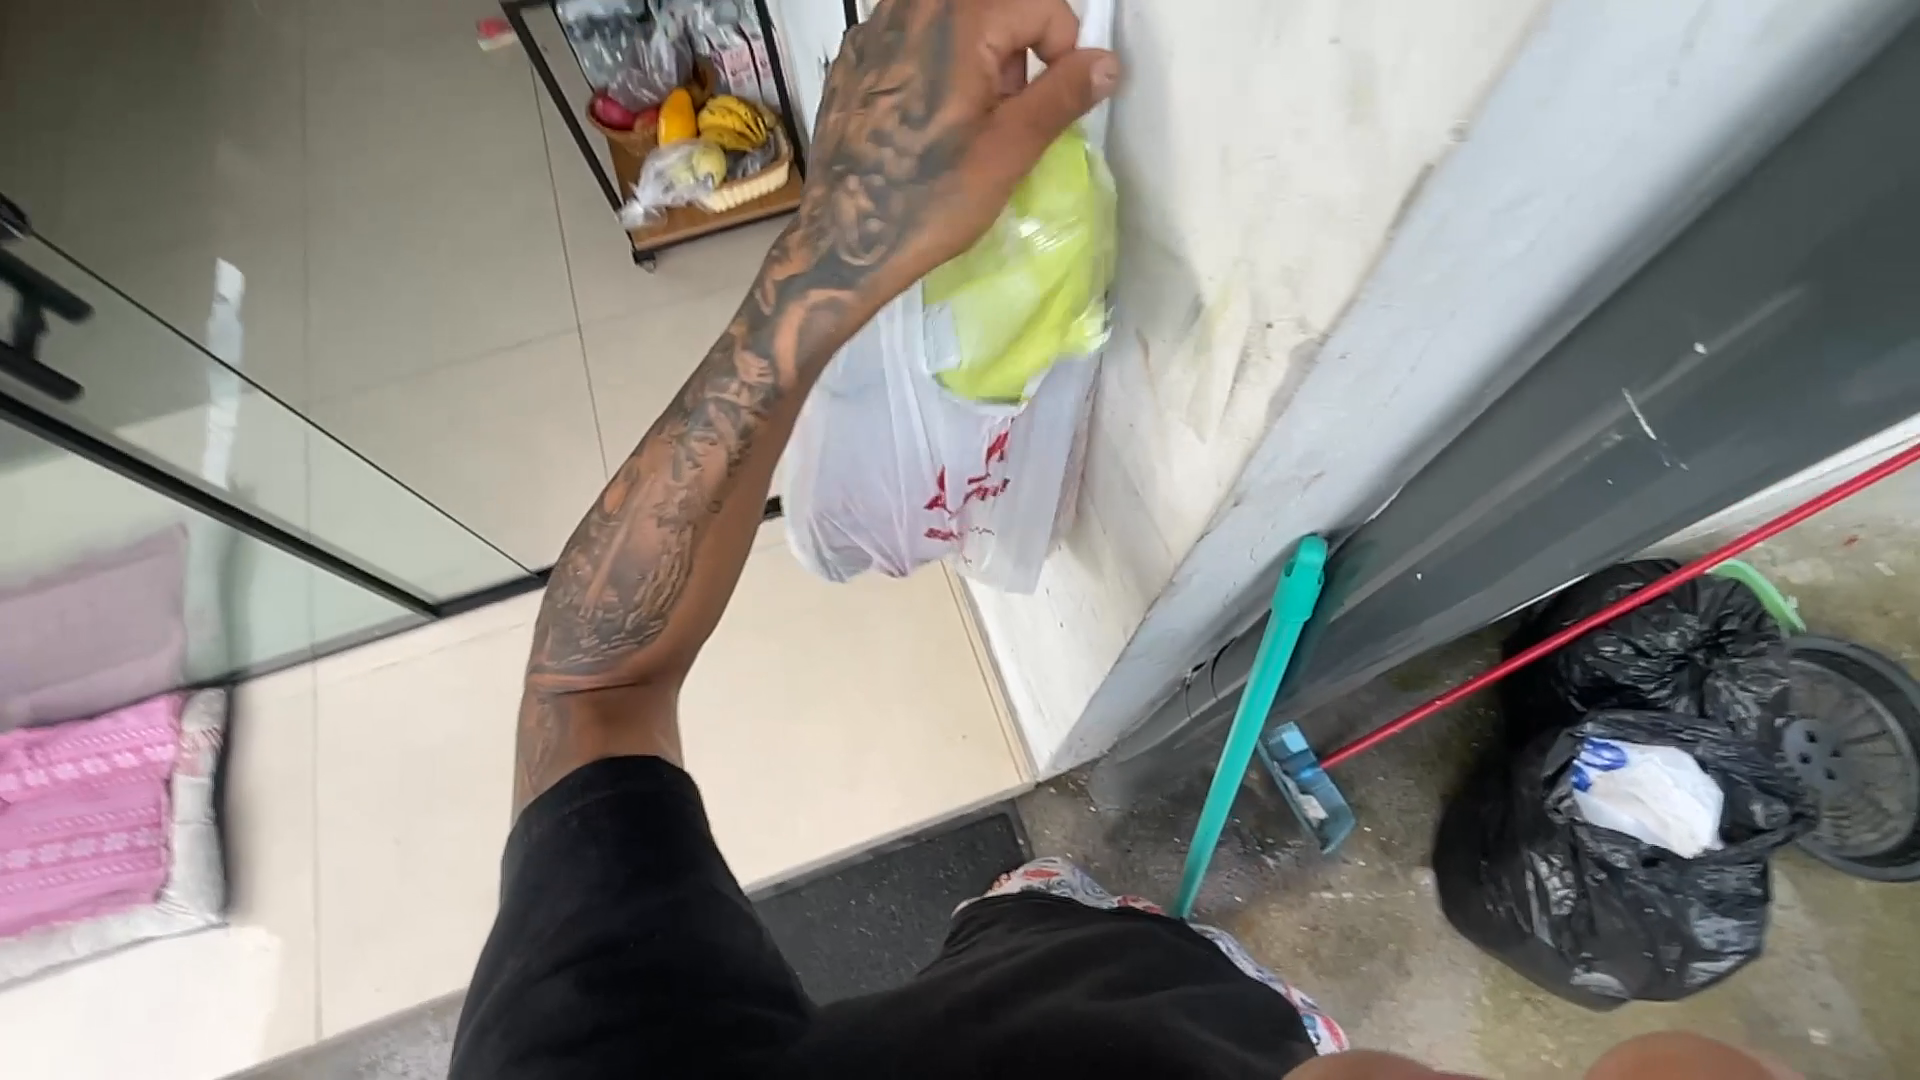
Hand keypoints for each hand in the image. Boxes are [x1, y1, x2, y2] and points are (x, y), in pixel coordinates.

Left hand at [792, 0, 1118, 310]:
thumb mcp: (1009, 149)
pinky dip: (935, 70)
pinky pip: (913, 43)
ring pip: (954, 21)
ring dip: (977, 61)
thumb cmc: (931, 200)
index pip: (1042, 2)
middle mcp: (912, 6)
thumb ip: (1063, 95)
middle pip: (996, 7)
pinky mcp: (853, 60)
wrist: (847, 240)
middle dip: (1015, 54)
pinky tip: (925, 125)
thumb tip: (1106, 62)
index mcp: (959, 16)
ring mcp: (874, 29)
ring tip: (965, 125)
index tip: (1050, 103)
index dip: (1062, 52)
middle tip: (1004, 116)